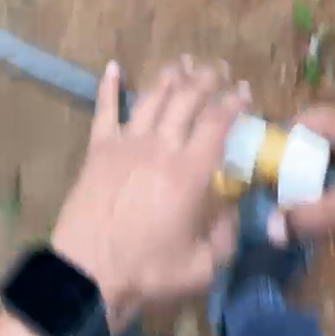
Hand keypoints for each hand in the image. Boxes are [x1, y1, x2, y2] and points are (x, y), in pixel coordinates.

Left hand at [50, 59, 246, 330]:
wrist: (89, 273)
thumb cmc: (148, 272)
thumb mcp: (203, 268)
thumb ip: (225, 237)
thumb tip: (232, 212)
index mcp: (189, 172)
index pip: (217, 123)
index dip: (234, 102)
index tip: (245, 90)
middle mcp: (160, 146)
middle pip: (186, 99)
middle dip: (206, 79)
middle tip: (218, 69)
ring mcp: (127, 142)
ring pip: (153, 97)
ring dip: (170, 76)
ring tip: (183, 62)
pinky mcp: (99, 148)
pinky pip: (105, 109)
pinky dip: (109, 86)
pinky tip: (113, 66)